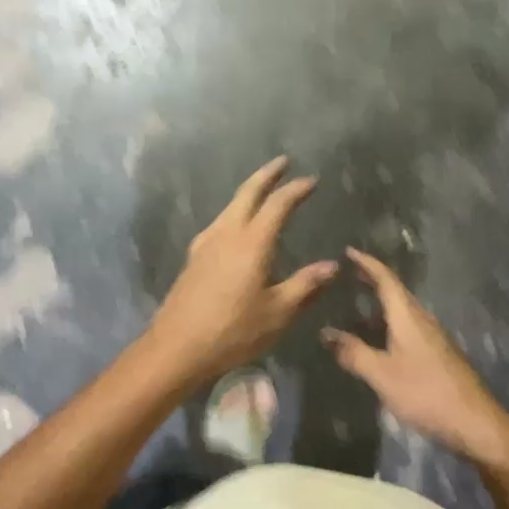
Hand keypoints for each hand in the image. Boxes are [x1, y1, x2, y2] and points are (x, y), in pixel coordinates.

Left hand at [145, 157, 339, 381]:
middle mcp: (227, 232)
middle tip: (283, 162)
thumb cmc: (232, 331)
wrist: (176, 347)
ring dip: (249, 190)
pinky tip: (236, 224)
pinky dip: (235, 209)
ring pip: (231, 204)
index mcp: (252, 242)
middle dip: (267, 174)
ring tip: (263, 188)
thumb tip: (332, 265)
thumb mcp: (277, 314)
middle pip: (248, 192)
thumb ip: (305, 286)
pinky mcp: (195, 256)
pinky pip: (220, 220)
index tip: (312, 180)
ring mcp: (206, 242)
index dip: (296, 190)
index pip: (278, 204)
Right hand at [323, 248, 508, 461]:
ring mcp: (433, 336)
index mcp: (408, 315)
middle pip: (396, 290)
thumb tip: (325, 332)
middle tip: (349, 274)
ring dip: (381, 303)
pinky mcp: (438, 353)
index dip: (367, 263)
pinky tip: (382, 339)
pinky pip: (408, 325)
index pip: (385, 278)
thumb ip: (354, 353)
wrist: (474, 421)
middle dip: (372, 280)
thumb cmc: (425, 392)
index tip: (348, 251)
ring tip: (359, 306)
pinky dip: (390, 322)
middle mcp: (422, 318)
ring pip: (403, 309)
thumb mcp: (382, 374)